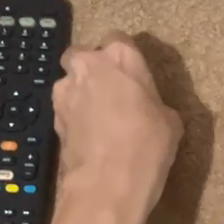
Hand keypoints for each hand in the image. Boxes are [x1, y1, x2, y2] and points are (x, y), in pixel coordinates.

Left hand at [52, 32, 183, 223]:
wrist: (107, 182)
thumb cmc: (147, 144)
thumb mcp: (170, 122)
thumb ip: (155, 104)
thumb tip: (150, 110)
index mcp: (120, 57)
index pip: (118, 40)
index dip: (125, 60)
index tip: (134, 77)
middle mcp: (86, 66)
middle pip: (84, 56)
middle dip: (94, 70)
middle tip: (113, 94)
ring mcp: (64, 92)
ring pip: (71, 83)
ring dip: (81, 94)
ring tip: (100, 121)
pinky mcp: (52, 118)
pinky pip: (66, 110)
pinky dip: (75, 119)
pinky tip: (90, 139)